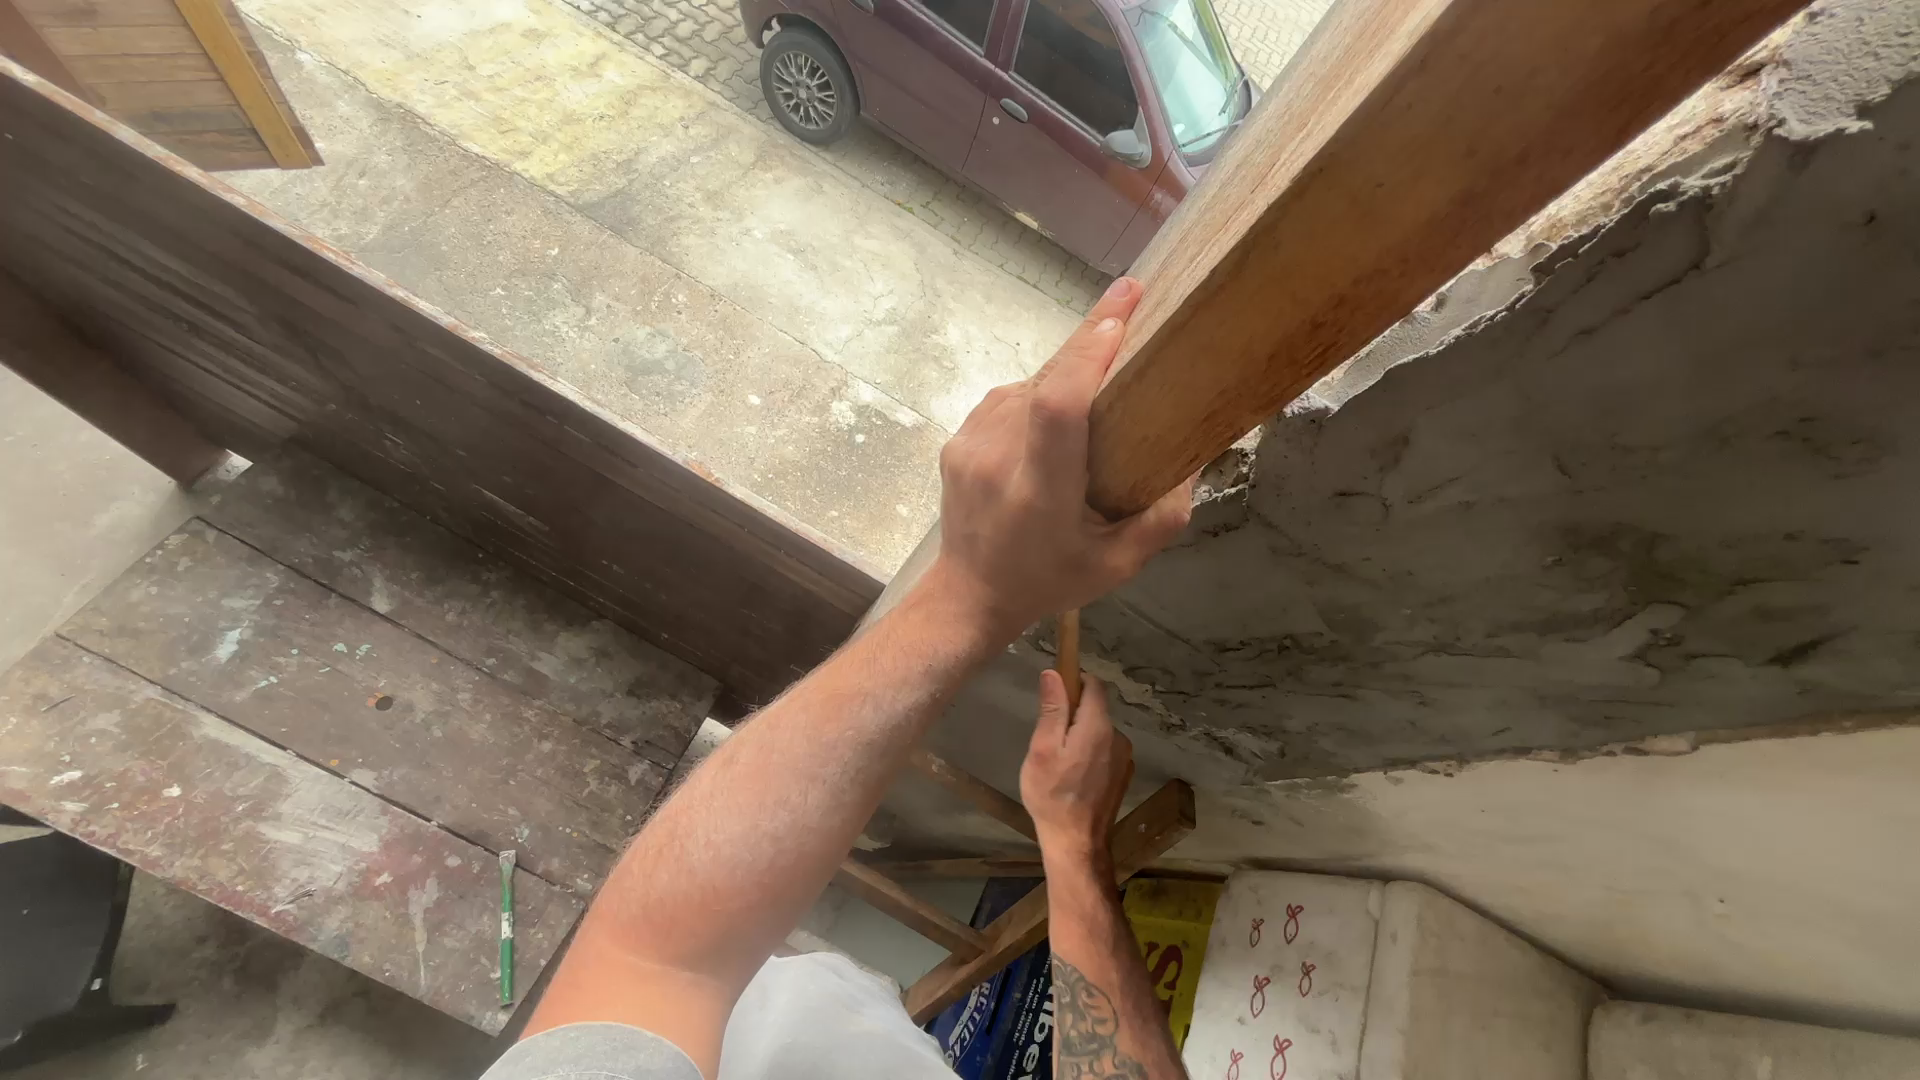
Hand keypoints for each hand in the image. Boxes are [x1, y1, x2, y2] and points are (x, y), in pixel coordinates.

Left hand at [927, 276, 1193, 638]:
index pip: (1058, 406)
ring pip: (1026, 385)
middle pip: (1045, 382)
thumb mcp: (1116, 566)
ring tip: (1096, 378)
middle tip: (1128, 302)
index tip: (1122, 311)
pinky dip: (1035, 395)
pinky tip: (1053, 413)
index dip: (1088, 354)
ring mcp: (969, 446)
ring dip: (1063, 373)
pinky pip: (1005, 400)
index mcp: (1039, 492)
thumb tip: (1191, 461)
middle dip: (1088, 341)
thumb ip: (1161, 519)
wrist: (967, 596)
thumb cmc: (1047, 582)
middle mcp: (997, 459)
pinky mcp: (956, 441)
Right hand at [1021, 670, 1132, 863]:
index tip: (1053, 697)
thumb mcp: (1043, 748)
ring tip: (1059, 763)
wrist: (1076, 843)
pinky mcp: (1123, 775)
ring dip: (1080, 736)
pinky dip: (1090, 754)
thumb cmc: (1052, 794)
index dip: (1074, 681)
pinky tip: (1074, 776)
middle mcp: (1118, 737)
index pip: (1094, 684)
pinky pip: (1104, 750)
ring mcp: (1124, 758)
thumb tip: (1054, 672)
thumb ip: (1053, 708)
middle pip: (1095, 708)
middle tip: (1048, 740)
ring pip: (1098, 730)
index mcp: (1099, 726)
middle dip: (1072, 714)